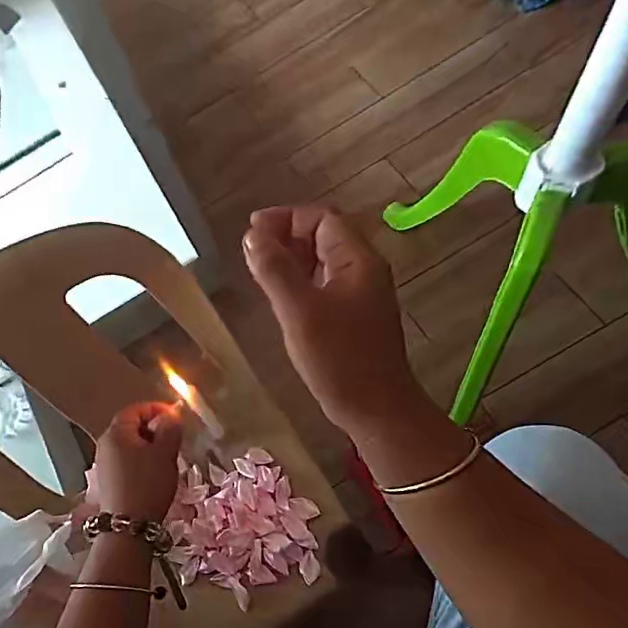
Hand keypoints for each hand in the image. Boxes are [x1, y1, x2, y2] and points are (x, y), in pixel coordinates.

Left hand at [89, 402, 184, 519]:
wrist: (128, 527)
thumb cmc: (147, 484)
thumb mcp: (165, 454)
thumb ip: (170, 430)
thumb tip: (170, 417)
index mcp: (115, 433)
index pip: (134, 410)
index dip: (156, 409)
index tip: (175, 416)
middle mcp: (104, 445)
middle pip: (130, 427)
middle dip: (153, 428)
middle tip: (174, 438)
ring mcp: (102, 465)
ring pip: (128, 446)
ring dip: (148, 447)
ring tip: (168, 457)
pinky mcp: (106, 483)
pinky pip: (126, 462)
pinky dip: (141, 462)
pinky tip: (154, 474)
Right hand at [242, 206, 432, 439]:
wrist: (376, 410)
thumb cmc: (339, 359)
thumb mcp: (300, 311)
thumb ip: (274, 270)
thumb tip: (253, 236)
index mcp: (358, 260)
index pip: (322, 219)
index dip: (285, 218)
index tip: (252, 231)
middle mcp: (363, 271)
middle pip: (323, 237)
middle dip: (286, 237)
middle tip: (251, 252)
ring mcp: (360, 296)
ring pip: (322, 263)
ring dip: (291, 260)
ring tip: (258, 270)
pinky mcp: (353, 318)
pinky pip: (323, 286)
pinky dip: (298, 282)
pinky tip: (279, 297)